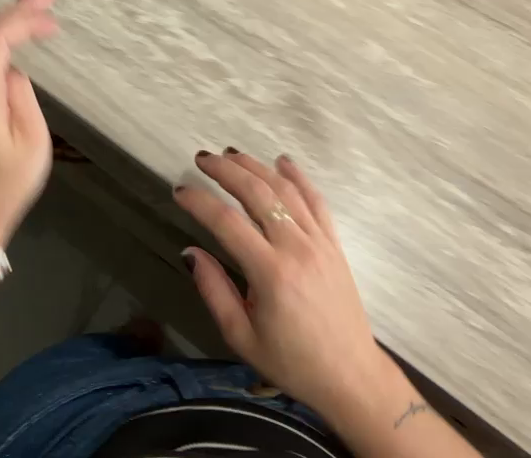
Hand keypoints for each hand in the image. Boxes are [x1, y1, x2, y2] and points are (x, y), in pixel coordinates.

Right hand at [175, 150, 407, 422]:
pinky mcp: (334, 244)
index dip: (200, 202)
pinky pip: (316, 201)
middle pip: (257, 194)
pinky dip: (298, 177)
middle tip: (202, 159)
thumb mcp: (242, 337)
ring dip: (256, 167)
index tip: (180, 190)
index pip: (227, 222)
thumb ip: (214, 290)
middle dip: (226, 171)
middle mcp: (296, 248)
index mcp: (270, 273)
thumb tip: (191, 252)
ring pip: (285, 190)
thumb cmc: (292, 362)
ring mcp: (319, 242)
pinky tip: (282, 162)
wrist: (350, 375)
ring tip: (231, 154)